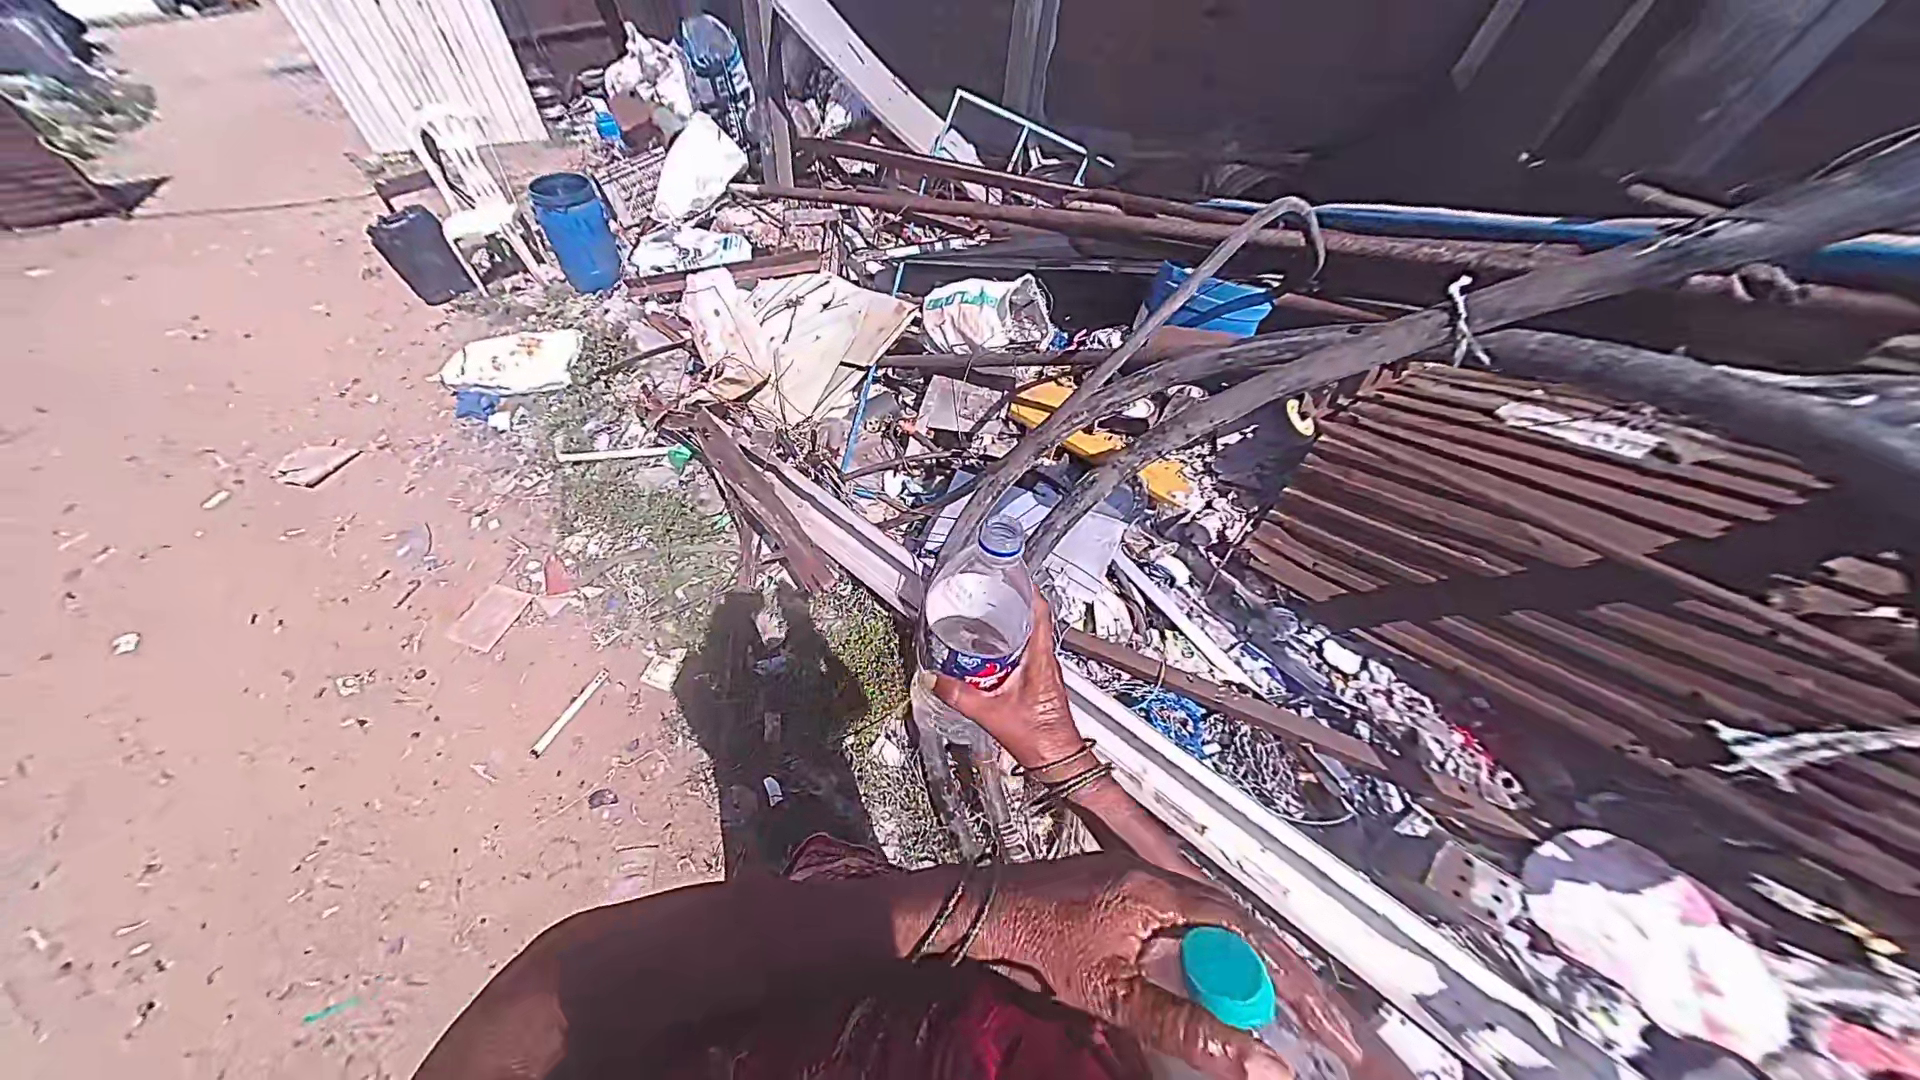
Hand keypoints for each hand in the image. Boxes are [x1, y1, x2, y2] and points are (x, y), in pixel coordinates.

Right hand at [934, 590, 1083, 768]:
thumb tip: (934, 679)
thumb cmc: (1039, 738)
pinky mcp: (1040, 681)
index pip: (1040, 612)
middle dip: (1013, 604)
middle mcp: (1046, 660)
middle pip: (1033, 620)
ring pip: (1030, 636)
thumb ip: (959, 695)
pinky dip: (1010, 645)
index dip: (1028, 590)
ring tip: (987, 620)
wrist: (1057, 760)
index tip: (1014, 577)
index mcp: (1040, 658)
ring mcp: (1044, 670)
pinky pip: (1026, 653)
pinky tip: (991, 655)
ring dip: (1011, 625)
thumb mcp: (990, 713)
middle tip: (992, 596)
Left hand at [969, 854, 1364, 1079]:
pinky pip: (1169, 911)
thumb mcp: (1116, 994)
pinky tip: (1197, 974)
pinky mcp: (1111, 884)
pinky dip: (1193, 945)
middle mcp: (1145, 871)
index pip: (1236, 923)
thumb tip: (1258, 1061)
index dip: (1278, 968)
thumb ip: (1188, 1025)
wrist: (986, 909)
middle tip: (1296, 1015)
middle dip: (1260, 965)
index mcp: (1153, 888)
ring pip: (1196, 913)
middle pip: (1222, 916)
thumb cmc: (1040, 943)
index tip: (1312, 1013)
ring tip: (1254, 1002)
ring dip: (1227, 954)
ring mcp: (1126, 874)